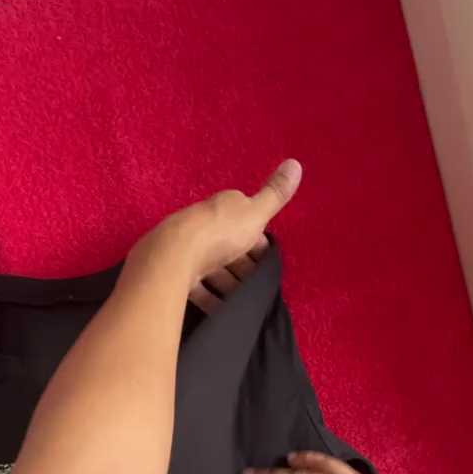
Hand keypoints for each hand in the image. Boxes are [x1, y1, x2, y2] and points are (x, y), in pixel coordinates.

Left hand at [129, 159, 301, 311]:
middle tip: (258, 286)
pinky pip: (199, 289)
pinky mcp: (178, 273)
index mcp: (223, 209)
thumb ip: (275, 194)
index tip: (269, 262)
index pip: (246, 223)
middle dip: (244, 266)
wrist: (176, 255)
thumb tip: (296, 162)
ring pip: (214, 269)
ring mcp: (190, 251)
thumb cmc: (220, 232)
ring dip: (229, 285)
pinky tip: (222, 311)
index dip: (259, 242)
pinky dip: (211, 300)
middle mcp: (205, 226)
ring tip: (244, 301)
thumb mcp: (255, 213)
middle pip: (230, 248)